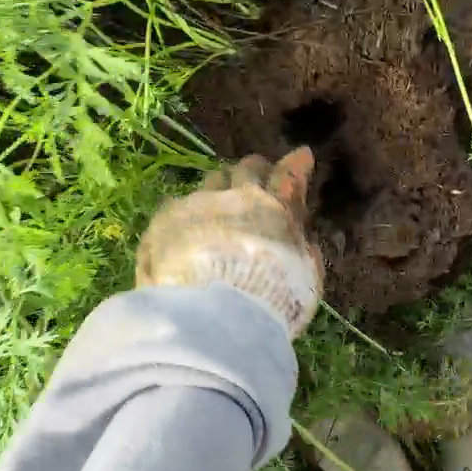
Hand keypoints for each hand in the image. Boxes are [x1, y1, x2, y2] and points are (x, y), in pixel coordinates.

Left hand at [135, 147, 323, 335]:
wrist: (212, 315)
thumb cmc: (270, 299)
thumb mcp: (304, 280)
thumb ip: (305, 256)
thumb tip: (306, 245)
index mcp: (276, 210)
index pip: (290, 176)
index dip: (297, 165)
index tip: (301, 155)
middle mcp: (238, 197)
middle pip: (247, 169)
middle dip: (255, 170)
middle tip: (257, 176)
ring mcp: (199, 204)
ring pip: (212, 181)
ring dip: (220, 187)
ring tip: (219, 200)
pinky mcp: (164, 220)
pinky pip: (178, 206)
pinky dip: (187, 213)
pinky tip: (184, 226)